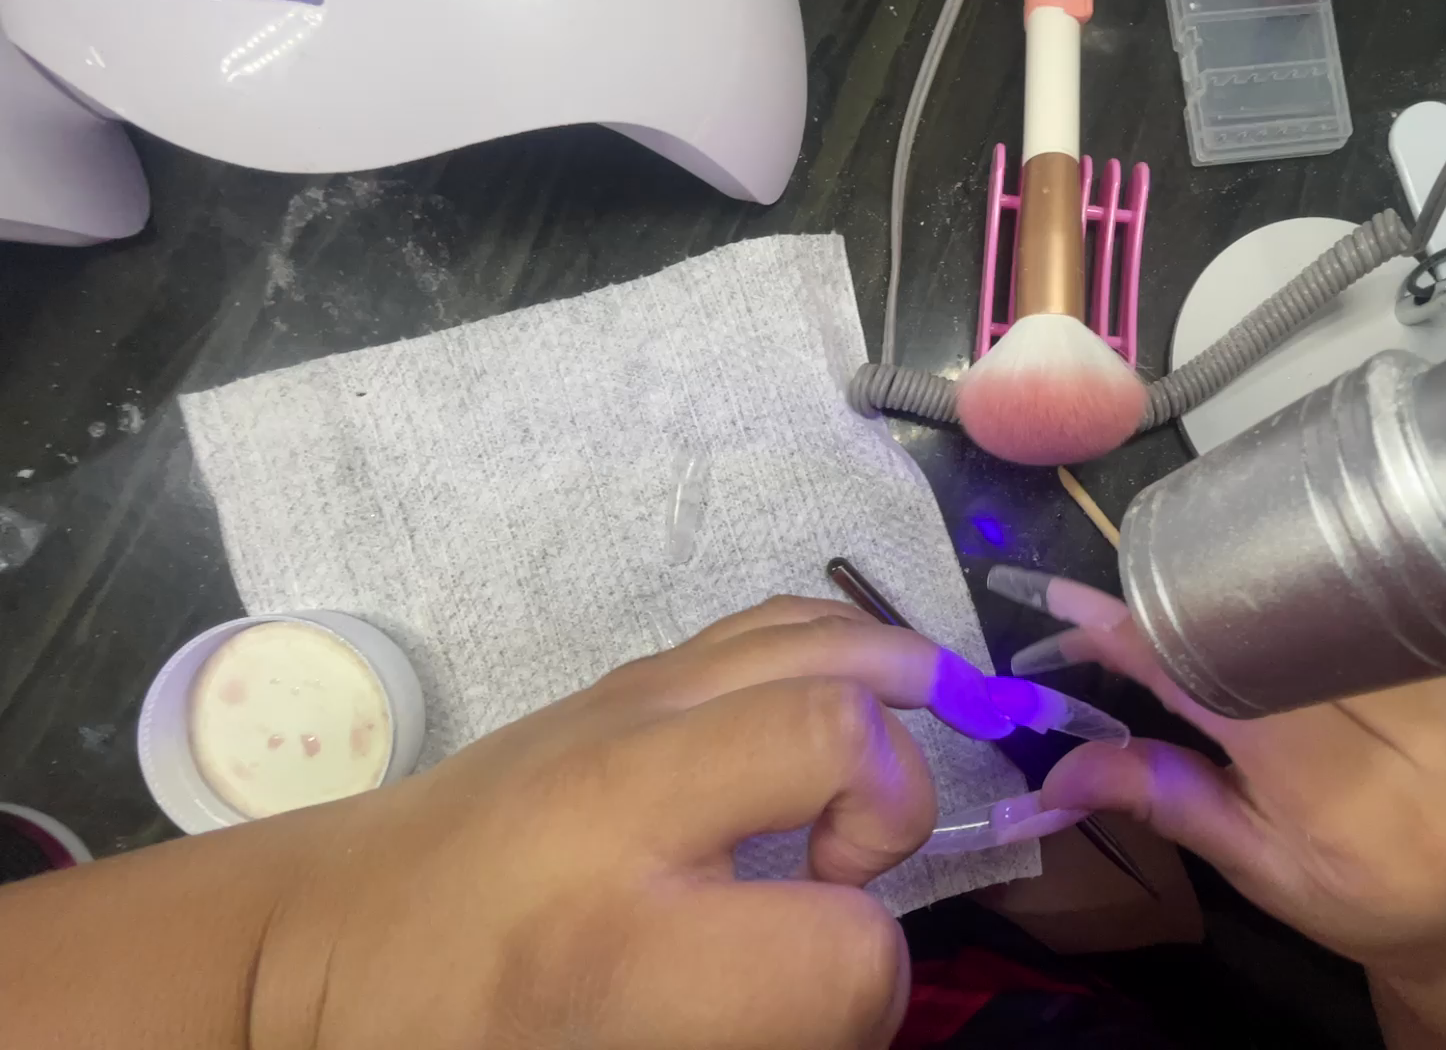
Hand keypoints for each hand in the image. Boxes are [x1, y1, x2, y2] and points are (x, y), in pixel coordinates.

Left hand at [248, 597, 1001, 1049]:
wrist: (333, 928)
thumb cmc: (451, 1032)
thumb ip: (751, 1035)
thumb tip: (860, 971)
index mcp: (611, 947)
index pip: (839, 956)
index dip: (880, 988)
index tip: (842, 996)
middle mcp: (632, 791)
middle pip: (838, 736)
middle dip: (897, 803)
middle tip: (850, 858)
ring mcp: (640, 699)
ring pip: (823, 646)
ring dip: (899, 691)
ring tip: (932, 727)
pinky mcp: (644, 666)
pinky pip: (782, 616)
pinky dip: (852, 640)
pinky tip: (868, 675)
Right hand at [994, 572, 1445, 981]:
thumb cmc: (1349, 896)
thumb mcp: (1249, 864)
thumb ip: (1161, 799)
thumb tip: (1054, 776)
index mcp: (1355, 813)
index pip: (1233, 695)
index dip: (1151, 642)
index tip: (1076, 605)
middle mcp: (1430, 746)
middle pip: (1280, 632)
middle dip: (1192, 602)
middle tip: (1131, 593)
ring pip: (1325, 603)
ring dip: (1247, 591)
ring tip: (1191, 590)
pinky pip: (1373, 602)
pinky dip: (1305, 595)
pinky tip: (1269, 599)